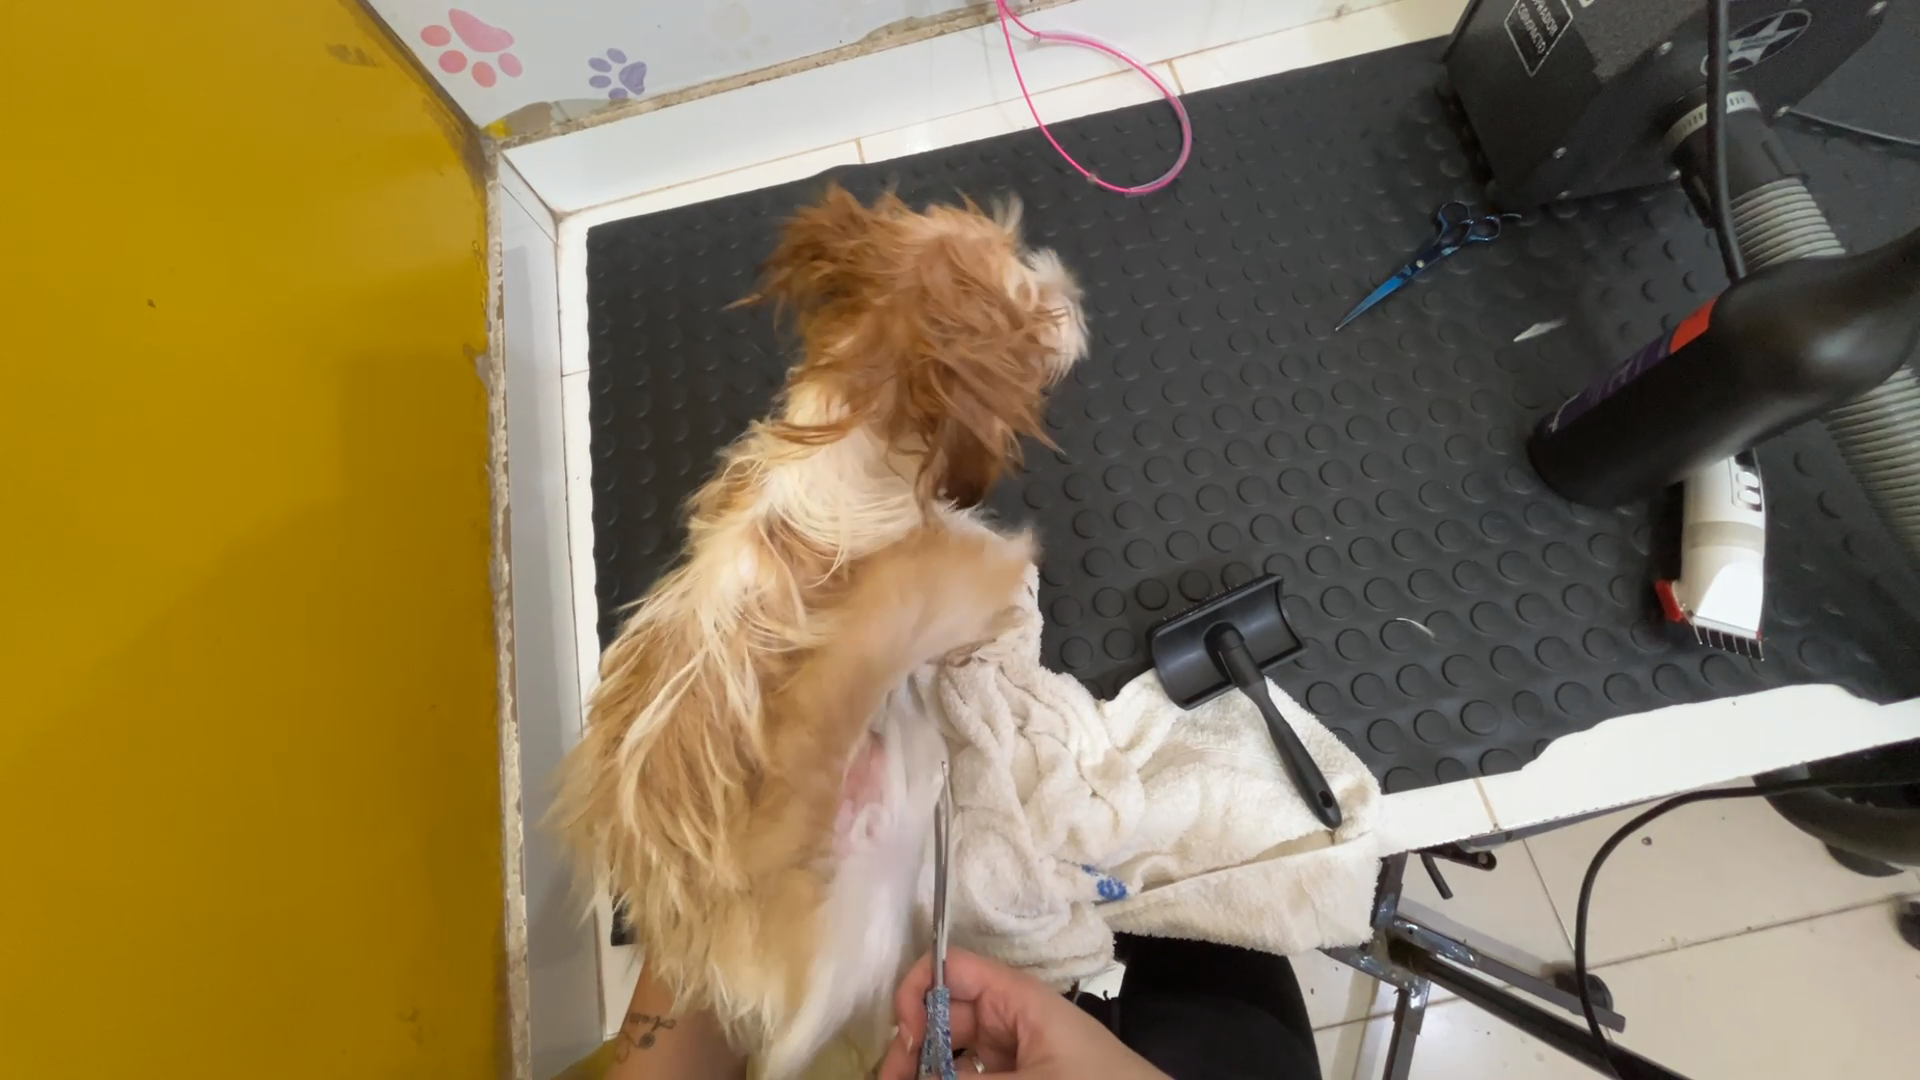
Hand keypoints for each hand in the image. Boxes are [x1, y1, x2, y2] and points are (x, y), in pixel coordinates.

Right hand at [878, 949, 1167, 1078]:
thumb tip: (908, 1073)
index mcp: (1014, 996)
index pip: (952, 969)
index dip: (918, 991)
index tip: (904, 1037)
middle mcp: (1008, 1019)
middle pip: (943, 1018)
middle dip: (911, 1047)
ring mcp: (1013, 1056)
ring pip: (953, 1056)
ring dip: (927, 1070)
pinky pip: (974, 1076)